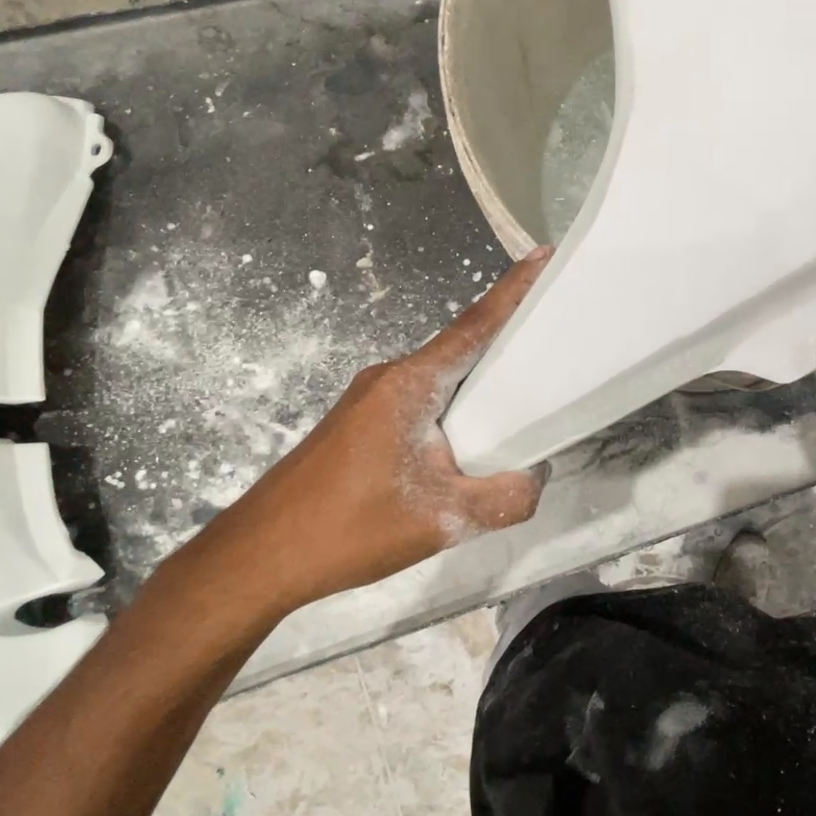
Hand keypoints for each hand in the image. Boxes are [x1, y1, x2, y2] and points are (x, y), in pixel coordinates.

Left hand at [183, 248, 554, 615]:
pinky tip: (476, 438)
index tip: (544, 255)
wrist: (256, 560)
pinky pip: (425, 401)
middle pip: (463, 348)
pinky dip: (458, 406)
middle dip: (510, 339)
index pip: (473, 328)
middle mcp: (389, 380)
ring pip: (443, 379)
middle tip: (560, 339)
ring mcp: (370, 401)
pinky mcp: (362, 424)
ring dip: (484, 383)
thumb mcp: (443, 522)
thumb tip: (535, 477)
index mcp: (409, 387)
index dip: (513, 291)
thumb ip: (506, 499)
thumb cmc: (347, 530)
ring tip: (529, 396)